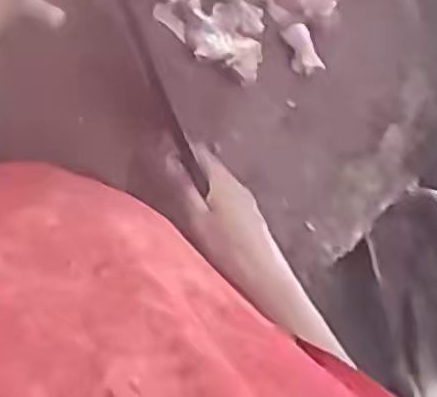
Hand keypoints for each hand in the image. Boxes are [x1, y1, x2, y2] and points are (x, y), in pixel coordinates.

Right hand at [156, 142, 282, 286]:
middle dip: (193, 172)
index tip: (166, 156)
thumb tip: (169, 159)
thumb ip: (183, 186)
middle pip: (212, 168)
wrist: (270, 286)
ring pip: (221, 186)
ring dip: (205, 190)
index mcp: (223, 180)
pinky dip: (217, 205)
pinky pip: (230, 201)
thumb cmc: (228, 250)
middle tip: (173, 183)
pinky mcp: (256, 221)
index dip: (181, 150)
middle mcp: (239, 186)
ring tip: (188, 205)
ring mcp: (250, 204)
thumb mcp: (196, 218)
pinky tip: (210, 224)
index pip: (200, 151)